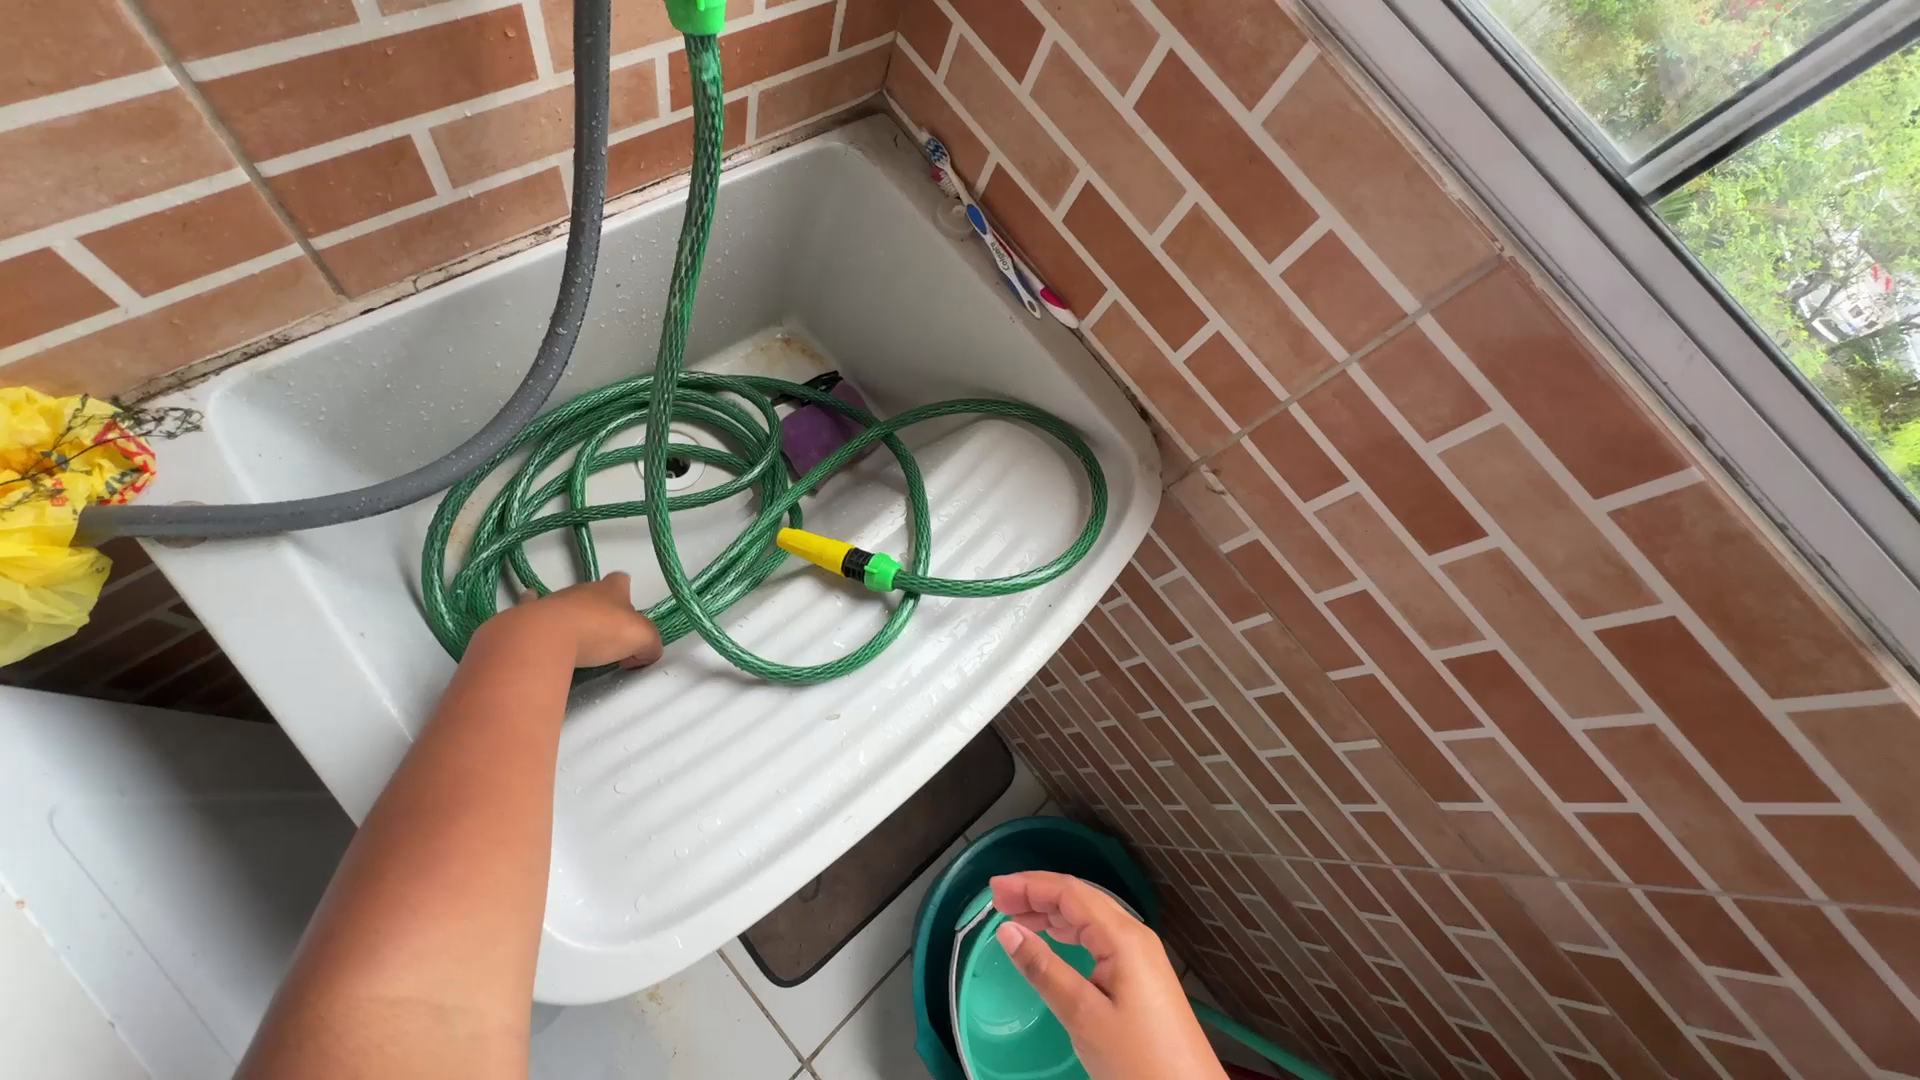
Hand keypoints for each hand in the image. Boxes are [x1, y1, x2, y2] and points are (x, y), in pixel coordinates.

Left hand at [483, 573, 663, 668]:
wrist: (546, 638)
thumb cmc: (599, 632)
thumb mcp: (642, 640)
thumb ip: (650, 645)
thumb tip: (641, 654)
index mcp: (611, 590)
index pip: (621, 580)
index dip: (625, 591)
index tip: (627, 611)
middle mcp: (582, 590)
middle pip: (594, 594)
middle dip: (599, 610)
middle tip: (605, 637)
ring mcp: (553, 601)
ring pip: (565, 603)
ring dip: (571, 617)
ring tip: (574, 642)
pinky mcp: (527, 615)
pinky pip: (530, 608)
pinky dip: (533, 612)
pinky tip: (534, 623)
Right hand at [990, 872, 1227, 1079]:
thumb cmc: (1139, 1059)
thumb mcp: (1083, 1015)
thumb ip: (1044, 969)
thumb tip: (1007, 930)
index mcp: (1122, 936)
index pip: (1070, 892)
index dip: (1030, 885)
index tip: (995, 889)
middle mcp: (1133, 935)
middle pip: (1079, 897)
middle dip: (1037, 894)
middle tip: (998, 901)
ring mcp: (1139, 953)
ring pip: (1088, 916)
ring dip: (1050, 912)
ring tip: (1015, 918)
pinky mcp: (1140, 973)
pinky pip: (1097, 936)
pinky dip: (1068, 931)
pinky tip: (1050, 939)